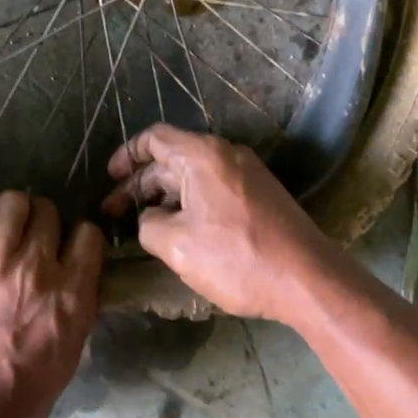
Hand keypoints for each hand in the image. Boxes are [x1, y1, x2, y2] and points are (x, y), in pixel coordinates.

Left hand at [0, 191, 103, 417]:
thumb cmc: (22, 395)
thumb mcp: (70, 351)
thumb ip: (77, 304)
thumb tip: (78, 271)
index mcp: (71, 295)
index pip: (88, 233)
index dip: (78, 236)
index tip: (67, 246)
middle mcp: (36, 270)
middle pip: (47, 210)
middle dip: (42, 219)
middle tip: (29, 237)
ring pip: (11, 203)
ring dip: (9, 211)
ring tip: (0, 227)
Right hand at [103, 123, 342, 322]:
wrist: (308, 279)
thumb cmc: (237, 258)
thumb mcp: (177, 245)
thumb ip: (149, 225)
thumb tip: (150, 219)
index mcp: (203, 155)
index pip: (154, 138)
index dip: (127, 155)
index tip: (109, 179)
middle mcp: (226, 154)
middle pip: (173, 158)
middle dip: (141, 184)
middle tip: (116, 214)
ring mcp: (247, 174)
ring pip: (194, 175)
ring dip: (166, 196)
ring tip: (144, 225)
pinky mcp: (261, 196)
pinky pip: (214, 188)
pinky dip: (190, 202)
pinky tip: (181, 230)